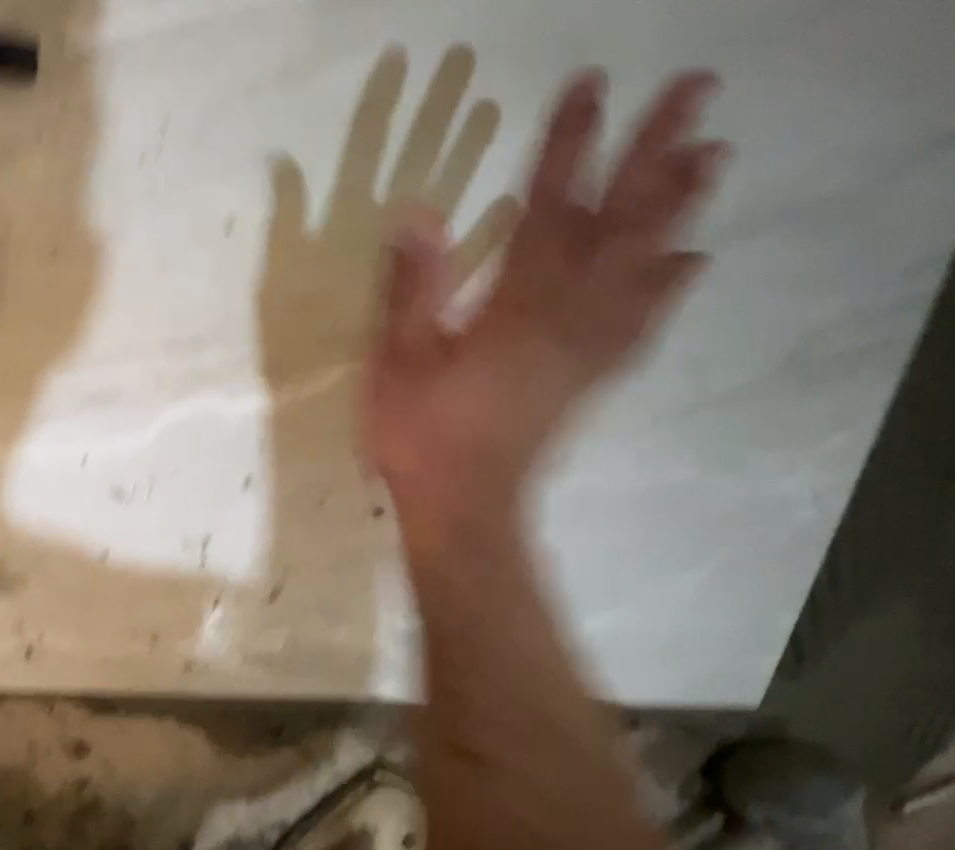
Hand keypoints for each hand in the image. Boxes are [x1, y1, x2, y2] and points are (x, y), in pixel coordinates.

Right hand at [363, 71, 728, 543]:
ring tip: (711, 156)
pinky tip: (690, 264)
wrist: (464, 506)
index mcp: (516, 306)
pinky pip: (643, 322)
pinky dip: (670, 287)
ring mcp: (588, 347)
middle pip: (620, 225)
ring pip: (645, 266)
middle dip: (655, 155)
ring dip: (680, 208)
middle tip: (696, 93)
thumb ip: (409, 289)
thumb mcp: (394, 361)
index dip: (567, 146)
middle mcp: (569, 315)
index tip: (590, 87)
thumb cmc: (418, 436)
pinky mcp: (591, 376)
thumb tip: (416, 214)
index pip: (548, 209)